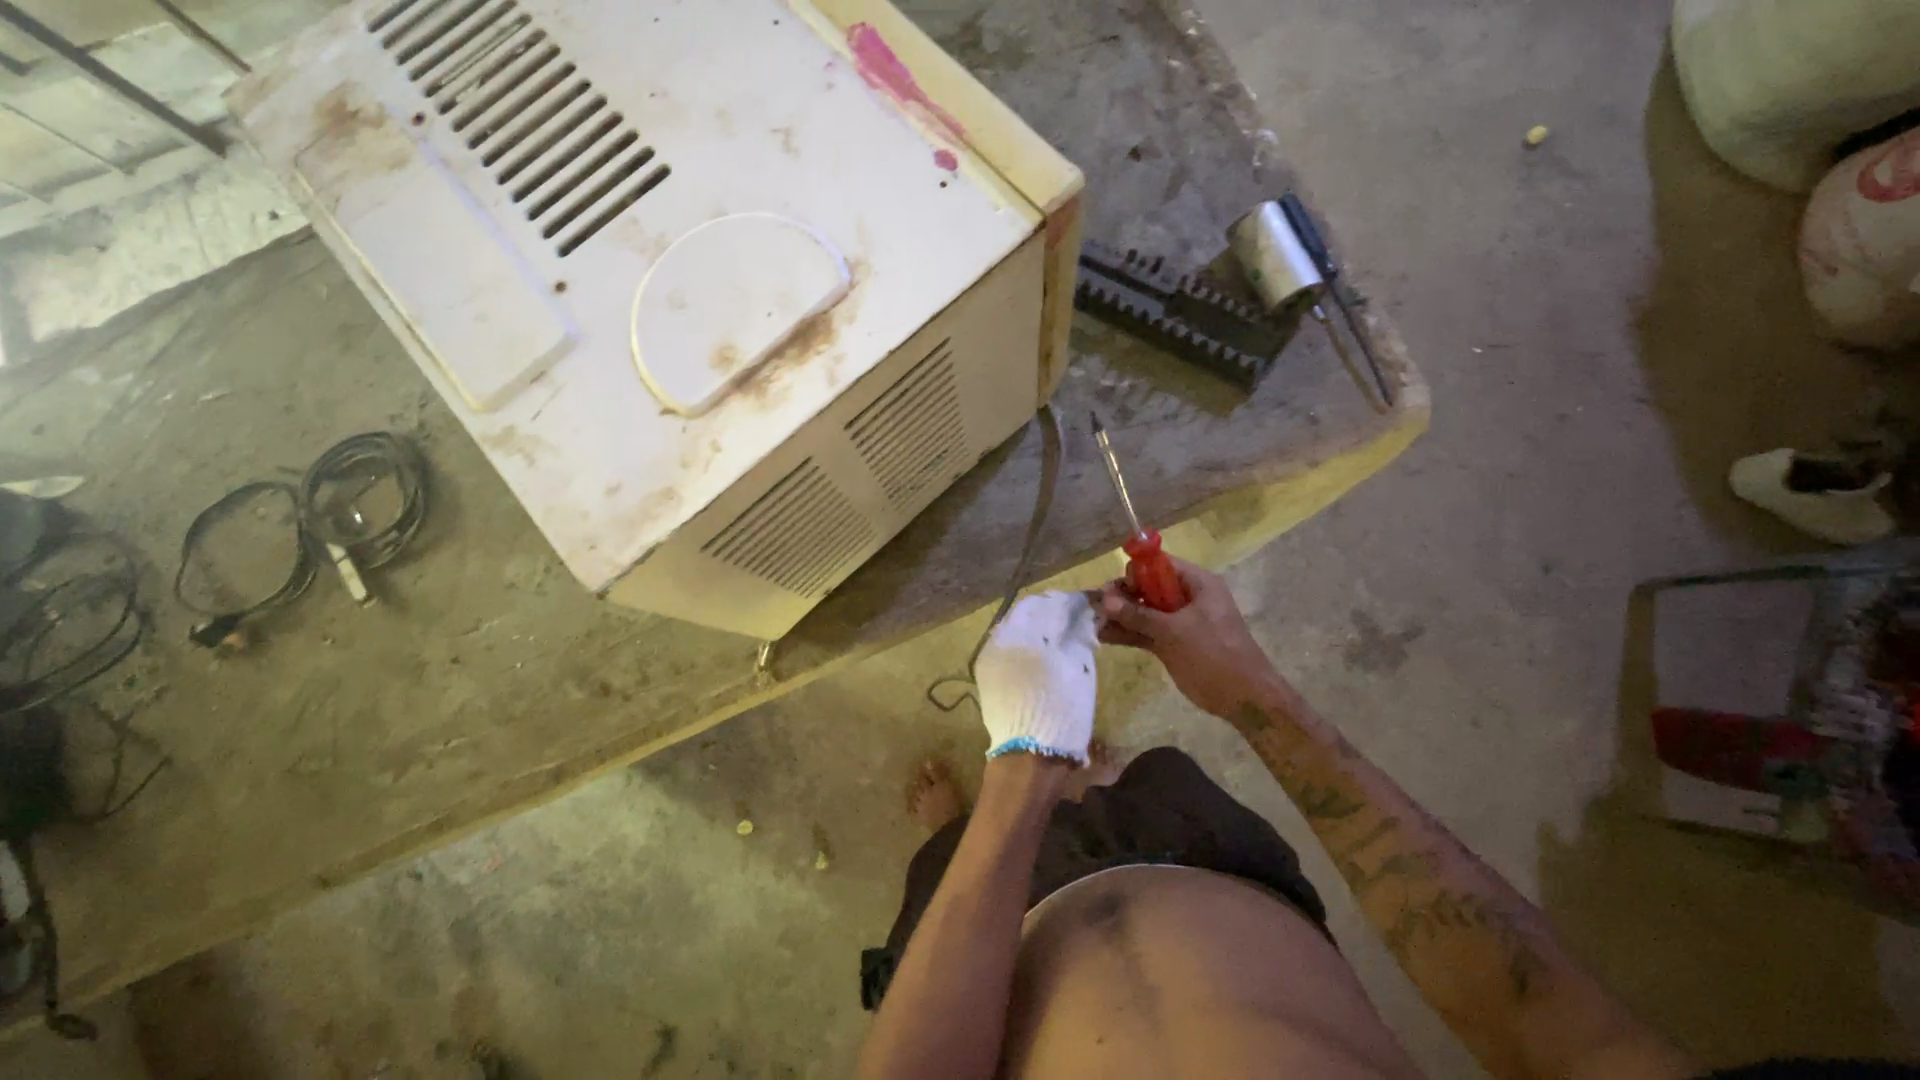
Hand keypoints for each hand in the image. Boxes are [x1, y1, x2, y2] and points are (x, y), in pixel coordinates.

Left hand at [975, 592, 1098, 763]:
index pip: (1046, 601)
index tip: (1086, 606)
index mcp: (1024, 632)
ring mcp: (988, 655)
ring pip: (1014, 627)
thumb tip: (1085, 613)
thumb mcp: (1079, 667)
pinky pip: (1004, 646)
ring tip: (1058, 637)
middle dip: (1049, 611)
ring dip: (1035, 626)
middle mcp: (999, 638)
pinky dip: (1022, 643)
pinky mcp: (985, 673)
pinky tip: (1039, 654)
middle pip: (1026, 612)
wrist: (1030, 754)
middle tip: (1073, 619)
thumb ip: (1079, 633)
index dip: (1068, 601)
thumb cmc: (1062, 710)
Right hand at [1096, 557, 1281, 717]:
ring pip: (1144, 612)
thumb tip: (1104, 600)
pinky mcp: (1172, 644)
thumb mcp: (1174, 631)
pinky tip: (1103, 636)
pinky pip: (1145, 633)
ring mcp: (1179, 622)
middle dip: (1122, 596)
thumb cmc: (1214, 654)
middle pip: (1148, 588)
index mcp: (1197, 584)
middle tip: (1098, 609)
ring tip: (1092, 622)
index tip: (1114, 589)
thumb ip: (1138, 615)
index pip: (1160, 565)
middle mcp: (1187, 598)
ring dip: (1120, 617)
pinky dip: (1127, 634)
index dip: (1136, 572)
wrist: (1243, 697)